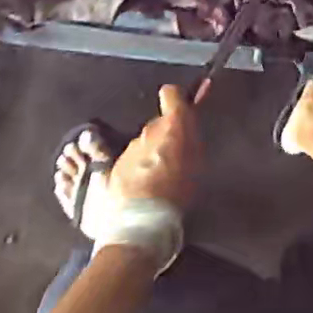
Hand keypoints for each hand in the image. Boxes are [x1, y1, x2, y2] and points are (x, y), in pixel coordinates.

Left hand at [106, 84, 200, 212]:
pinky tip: (142, 186)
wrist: (141, 220)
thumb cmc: (179, 186)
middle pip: (158, 123)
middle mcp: (149, 130)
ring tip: (157, 175)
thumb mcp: (198, 157)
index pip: (171, 92)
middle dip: (164, 134)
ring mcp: (130, 148)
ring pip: (144, 142)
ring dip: (150, 152)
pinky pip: (131, 160)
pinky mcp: (115, 166)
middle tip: (173, 153)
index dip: (176, 98)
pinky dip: (137, 168)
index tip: (180, 107)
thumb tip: (190, 114)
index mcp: (173, 123)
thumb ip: (192, 133)